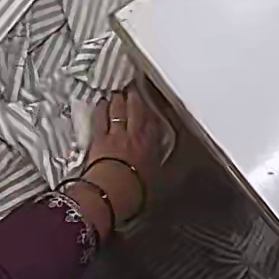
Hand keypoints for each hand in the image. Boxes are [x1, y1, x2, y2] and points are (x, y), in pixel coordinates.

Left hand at [75, 87, 171, 230]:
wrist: (112, 192)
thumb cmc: (136, 189)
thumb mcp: (162, 182)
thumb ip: (170, 171)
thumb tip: (180, 172)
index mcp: (152, 144)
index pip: (155, 121)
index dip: (155, 109)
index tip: (156, 102)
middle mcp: (135, 134)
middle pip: (136, 108)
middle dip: (136, 95)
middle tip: (136, 86)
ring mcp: (115, 134)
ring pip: (118, 109)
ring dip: (119, 99)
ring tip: (119, 92)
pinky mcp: (98, 138)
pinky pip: (101, 117)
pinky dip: (102, 108)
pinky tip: (101, 103)